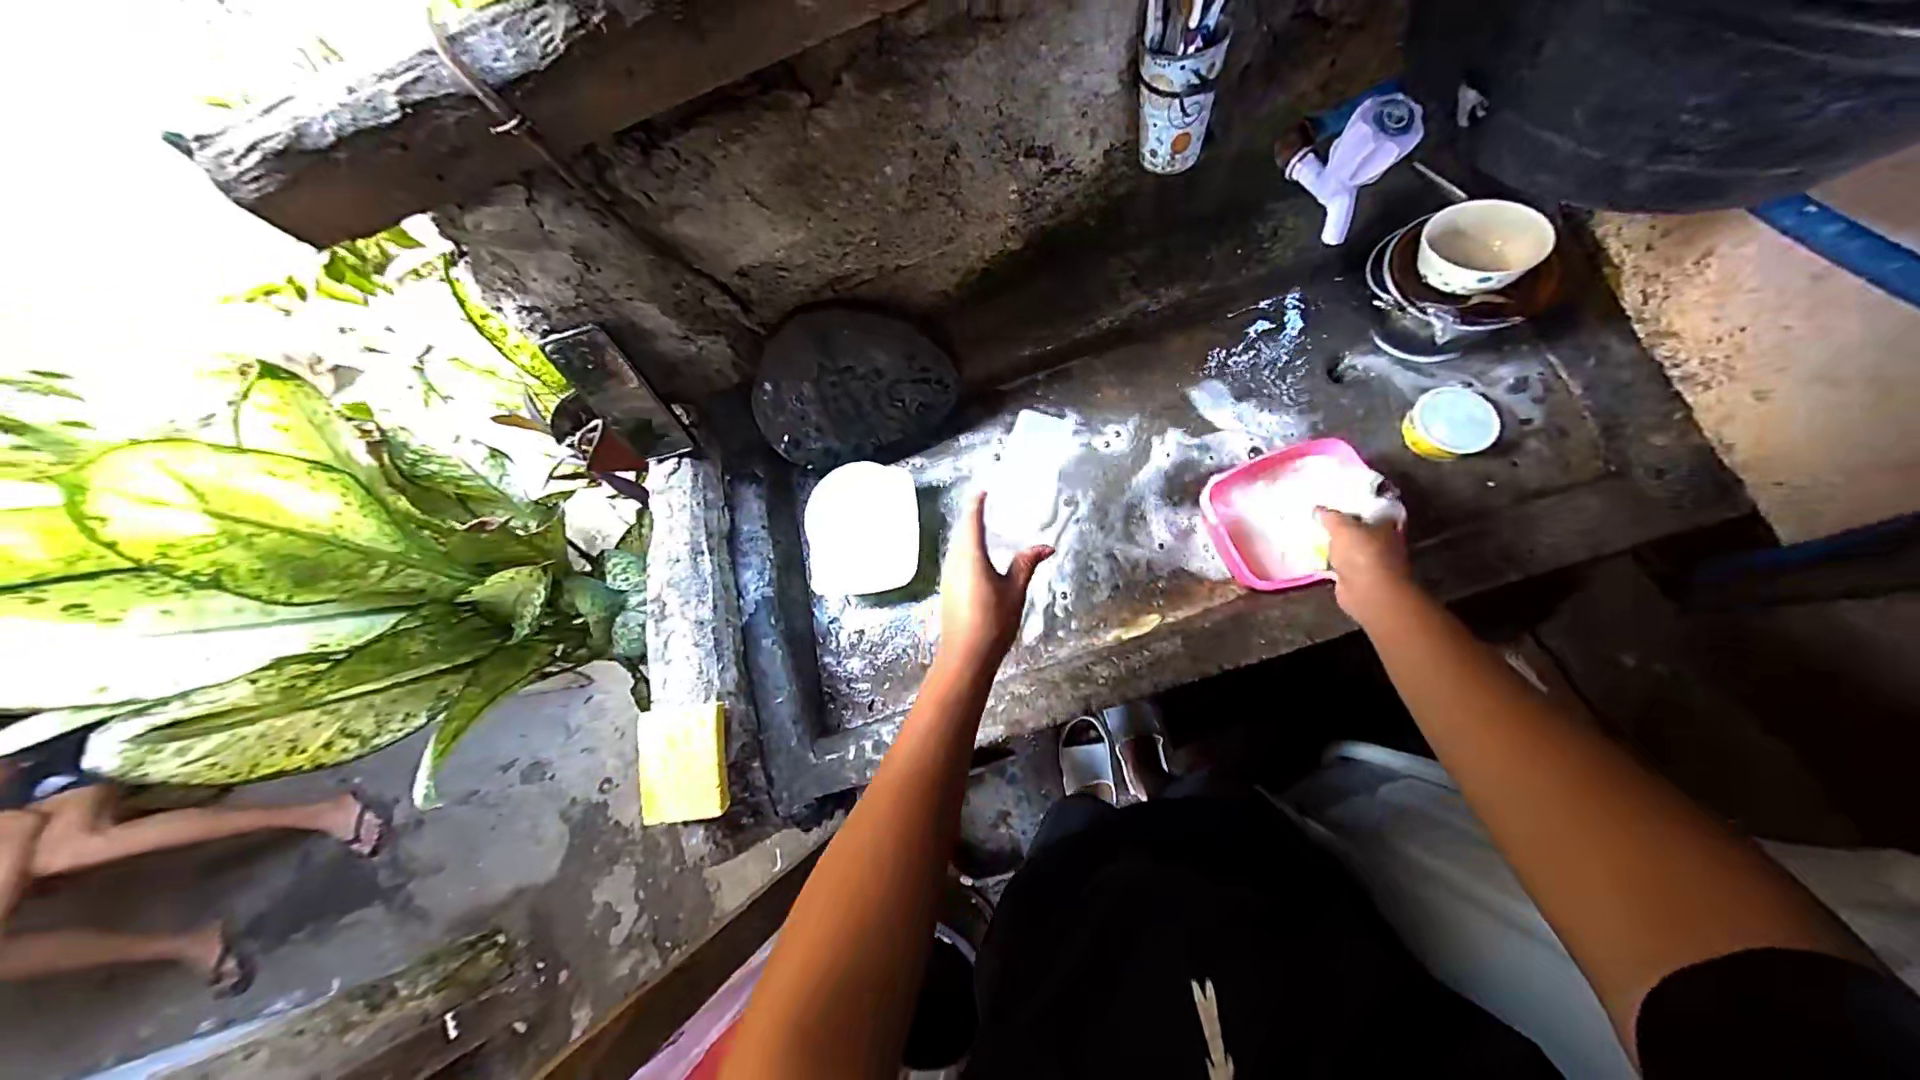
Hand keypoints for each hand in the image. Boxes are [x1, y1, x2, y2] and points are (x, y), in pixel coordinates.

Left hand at [939, 492, 1052, 670]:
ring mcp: (948, 576)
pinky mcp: (947, 589)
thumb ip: (1027, 563)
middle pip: (962, 531)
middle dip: (974, 518)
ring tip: (988, 531)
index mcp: (970, 554)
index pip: (972, 519)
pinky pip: (957, 561)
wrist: (966, 656)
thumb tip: (1045, 546)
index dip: (977, 503)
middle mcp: (953, 561)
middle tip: (990, 508)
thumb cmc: (992, 621)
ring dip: (971, 536)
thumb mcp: (1015, 590)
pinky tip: (980, 560)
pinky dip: (968, 552)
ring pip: (958, 547)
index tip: (983, 491)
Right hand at [1316, 507, 1414, 623]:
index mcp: (1384, 526)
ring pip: (1345, 548)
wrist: (1367, 592)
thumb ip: (1331, 517)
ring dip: (1331, 546)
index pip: (1369, 511)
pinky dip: (1325, 562)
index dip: (1351, 507)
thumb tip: (1318, 509)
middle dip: (1337, 527)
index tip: (1331, 504)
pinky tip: (1310, 557)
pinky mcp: (1354, 577)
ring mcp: (1367, 562)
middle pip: (1355, 530)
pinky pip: (1336, 565)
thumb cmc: (1363, 553)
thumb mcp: (1343, 528)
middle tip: (1315, 519)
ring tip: (1308, 536)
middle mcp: (1379, 543)